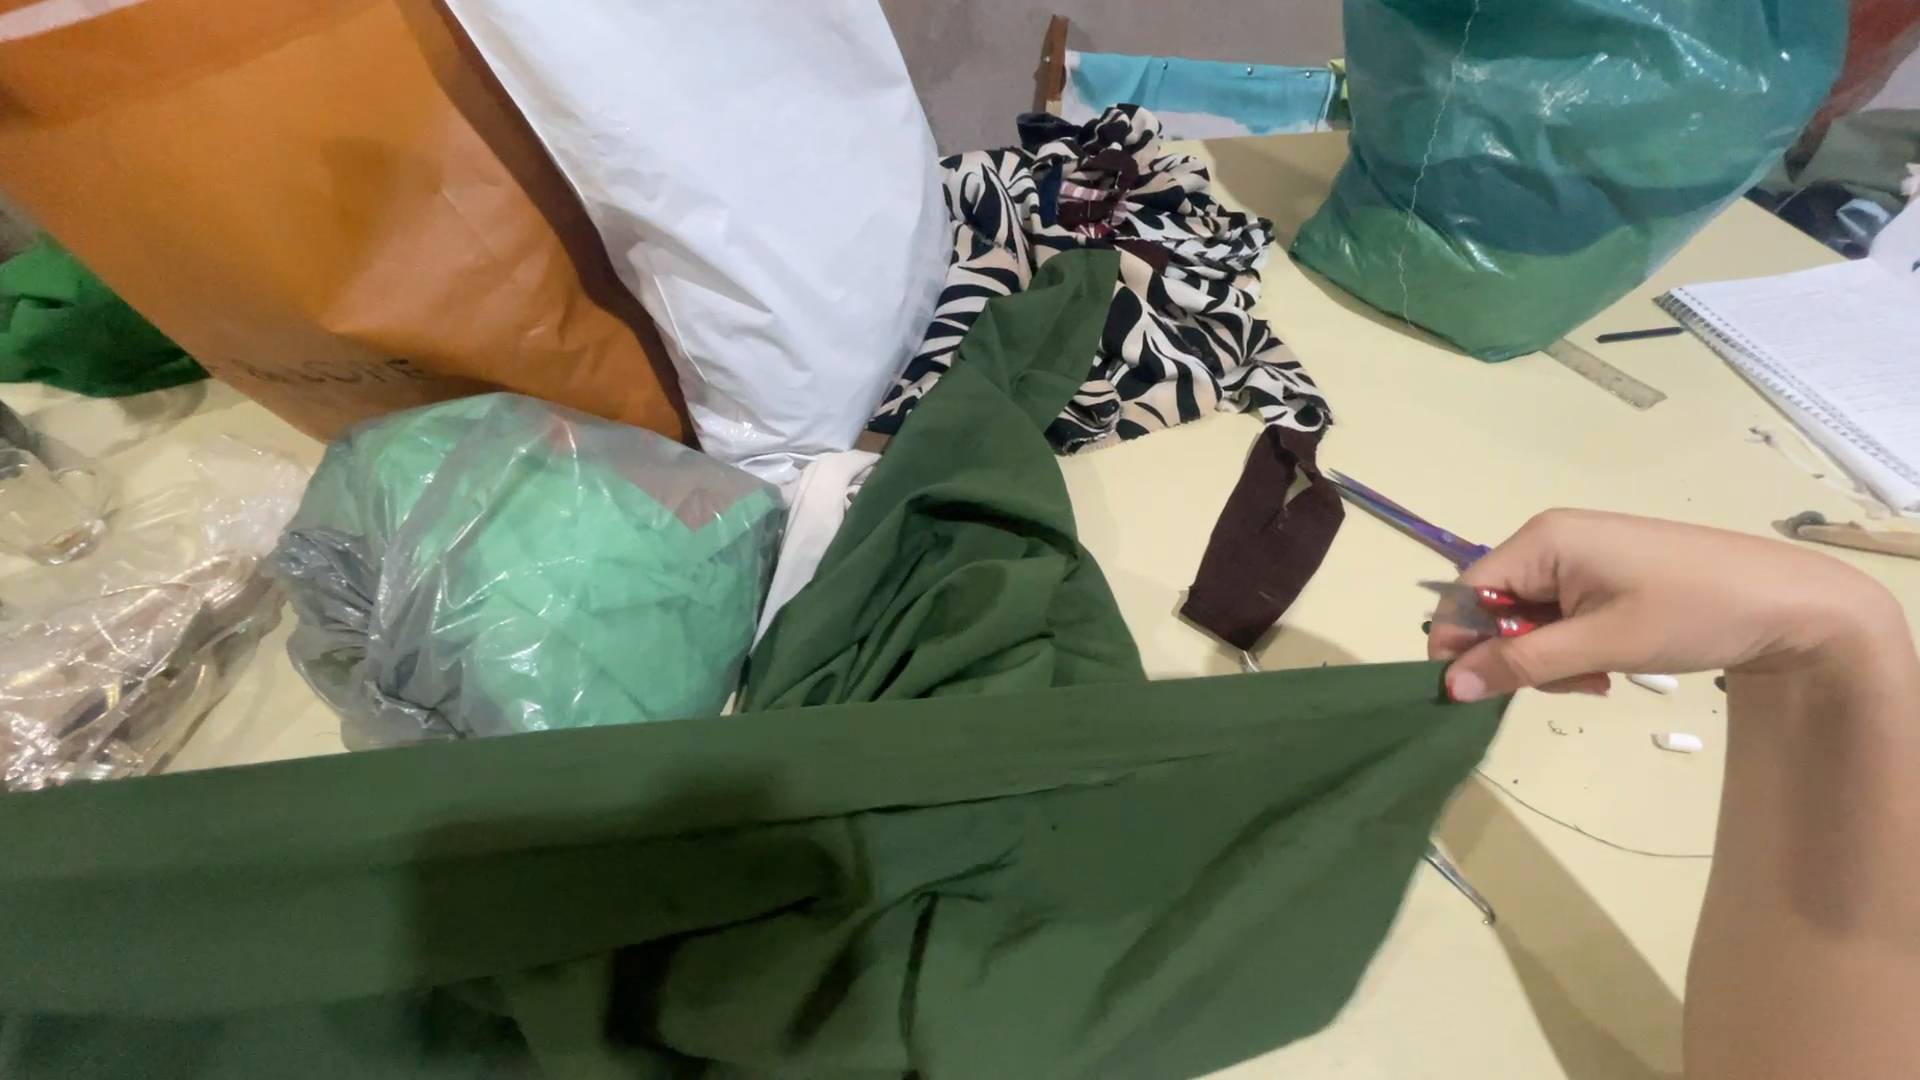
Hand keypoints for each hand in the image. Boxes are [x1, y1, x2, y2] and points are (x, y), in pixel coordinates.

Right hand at [1427, 509, 1908, 702]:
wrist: (1809, 607)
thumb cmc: (1698, 613)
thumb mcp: (1602, 645)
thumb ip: (1519, 663)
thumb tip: (1449, 686)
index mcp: (1541, 541)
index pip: (1467, 592)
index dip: (1459, 640)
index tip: (1470, 688)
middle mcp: (1549, 539)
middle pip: (1496, 604)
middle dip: (1516, 651)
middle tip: (1563, 684)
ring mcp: (1576, 553)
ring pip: (1525, 613)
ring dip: (1546, 654)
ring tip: (1594, 677)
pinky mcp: (1600, 570)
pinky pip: (1555, 610)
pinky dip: (1567, 643)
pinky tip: (1603, 662)